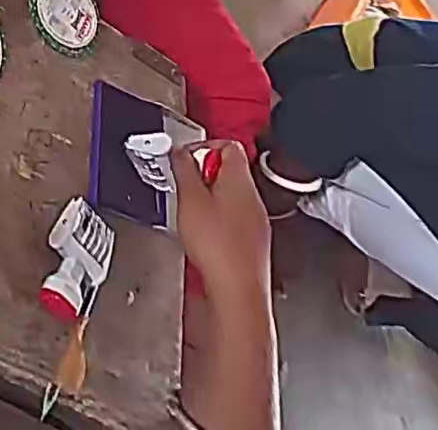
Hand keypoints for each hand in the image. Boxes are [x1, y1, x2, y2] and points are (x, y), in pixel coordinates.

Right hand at [171, 141, 271, 304]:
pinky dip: (219, 219)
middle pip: (230, 170)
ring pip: (232, 195)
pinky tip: (205, 235)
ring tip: (193, 213)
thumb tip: (180, 153)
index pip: (228, 145)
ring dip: (211, 198)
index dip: (205, 147)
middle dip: (205, 175)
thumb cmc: (218, 247)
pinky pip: (235, 218)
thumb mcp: (189, 199)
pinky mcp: (254, 242)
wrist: (238, 292)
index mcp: (240, 180)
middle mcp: (254, 197)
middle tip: (188, 186)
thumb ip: (183, 169)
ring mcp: (256, 221)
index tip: (187, 158)